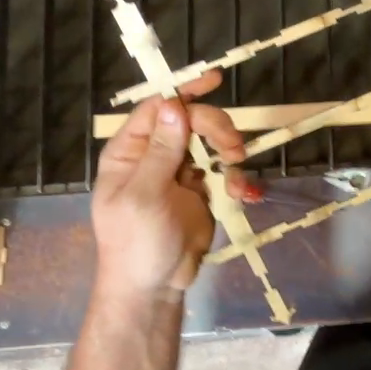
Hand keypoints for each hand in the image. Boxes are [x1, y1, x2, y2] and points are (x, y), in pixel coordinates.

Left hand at [91, 70, 245, 302]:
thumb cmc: (136, 245)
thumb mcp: (144, 198)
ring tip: (235, 174)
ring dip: (229, 150)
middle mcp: (154, 153)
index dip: (184, 91)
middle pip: (191, 118)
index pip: (157, 107)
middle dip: (215, 128)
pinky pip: (223, 166)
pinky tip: (241, 192)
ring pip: (211, 138)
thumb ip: (162, 151)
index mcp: (129, 151)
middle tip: (232, 148)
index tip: (213, 81)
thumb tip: (176, 105)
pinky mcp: (202, 187)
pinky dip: (236, 175)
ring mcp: (179, 169)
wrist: (155, 288)